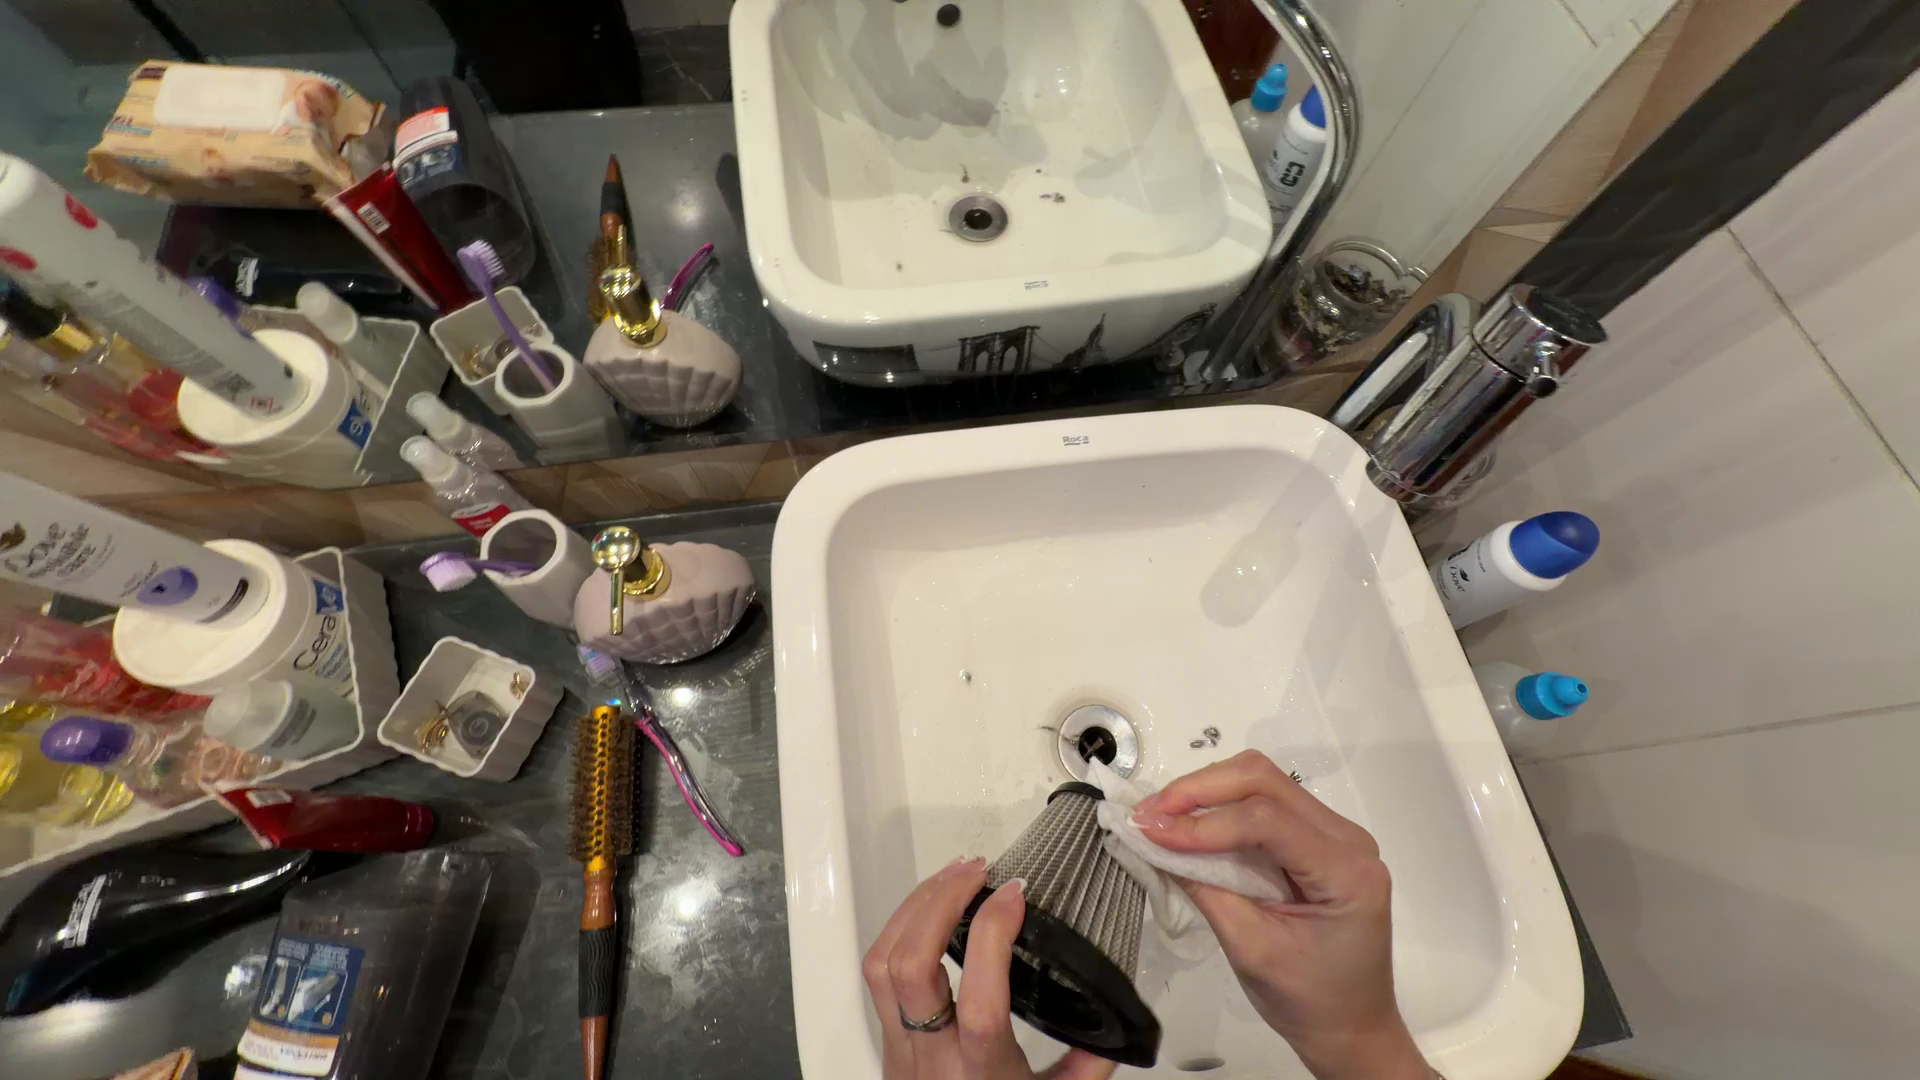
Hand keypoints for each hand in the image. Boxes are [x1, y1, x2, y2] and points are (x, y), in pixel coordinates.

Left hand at [862, 857, 1116, 1079]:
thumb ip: (1082, 1071)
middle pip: (911, 968)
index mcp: (980, 1074)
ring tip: (954, 874)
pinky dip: (901, 923)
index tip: (1017, 894)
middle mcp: (930, 1056)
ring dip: (916, 904)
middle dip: (941, 904)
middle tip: (978, 870)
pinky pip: (876, 968)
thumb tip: (1113, 1028)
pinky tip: (930, 902)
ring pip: (883, 962)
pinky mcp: (882, 1034)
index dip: (993, 937)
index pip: (980, 1002)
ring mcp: (898, 1043)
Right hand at [1132, 751, 1433, 1079]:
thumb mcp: (1249, 948)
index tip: (1153, 833)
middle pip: (1262, 780)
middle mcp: (1345, 837)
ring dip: (1204, 791)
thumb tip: (1153, 841)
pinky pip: (1260, 799)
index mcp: (1346, 872)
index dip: (1204, 821)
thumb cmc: (1307, 1000)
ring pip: (1258, 779)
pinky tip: (1187, 820)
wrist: (1350, 1028)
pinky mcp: (1312, 833)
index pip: (1266, 820)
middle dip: (1198, 790)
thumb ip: (1203, 888)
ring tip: (1161, 815)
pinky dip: (1217, 803)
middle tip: (1149, 814)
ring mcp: (1331, 830)